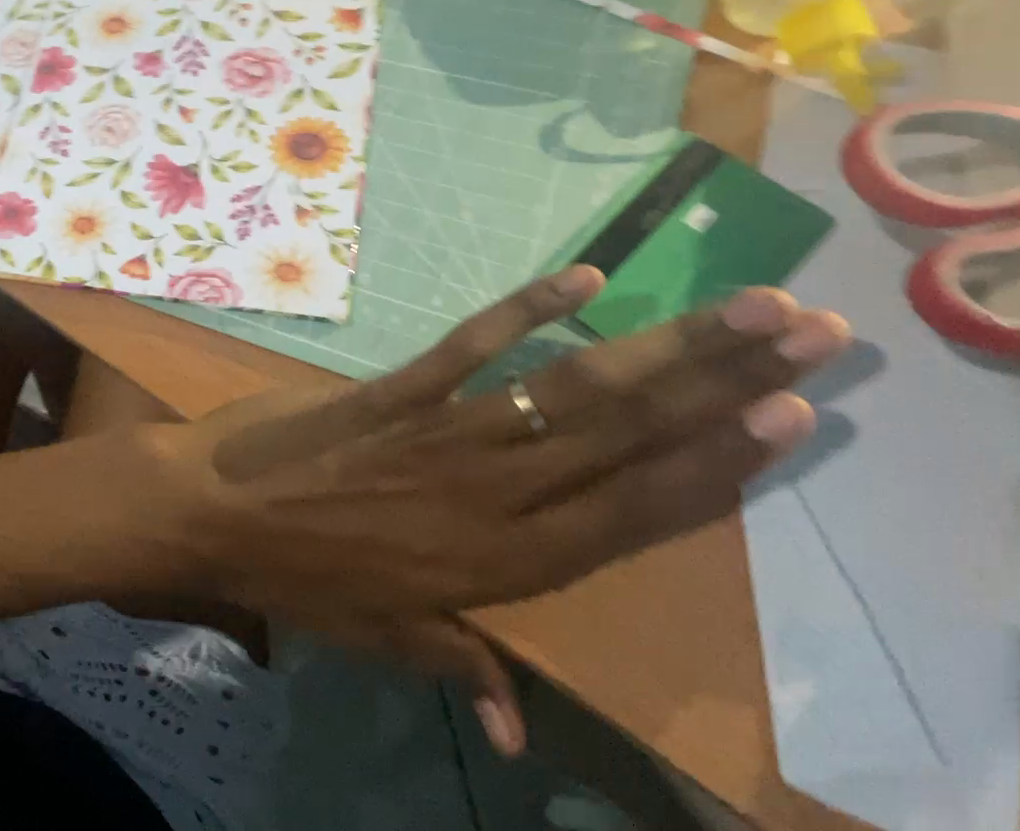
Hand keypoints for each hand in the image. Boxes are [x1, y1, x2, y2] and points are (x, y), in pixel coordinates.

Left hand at [145, 266, 850, 754]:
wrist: (209, 515)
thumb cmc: (299, 581)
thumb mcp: (383, 640)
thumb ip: (464, 668)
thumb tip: (522, 739)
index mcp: (498, 564)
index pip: (631, 515)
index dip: (712, 471)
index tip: (789, 421)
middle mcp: (489, 497)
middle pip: (624, 439)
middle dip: (722, 385)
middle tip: (810, 336)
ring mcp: (441, 436)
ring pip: (568, 390)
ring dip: (659, 345)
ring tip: (740, 304)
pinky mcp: (391, 392)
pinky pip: (468, 346)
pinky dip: (526, 311)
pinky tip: (586, 280)